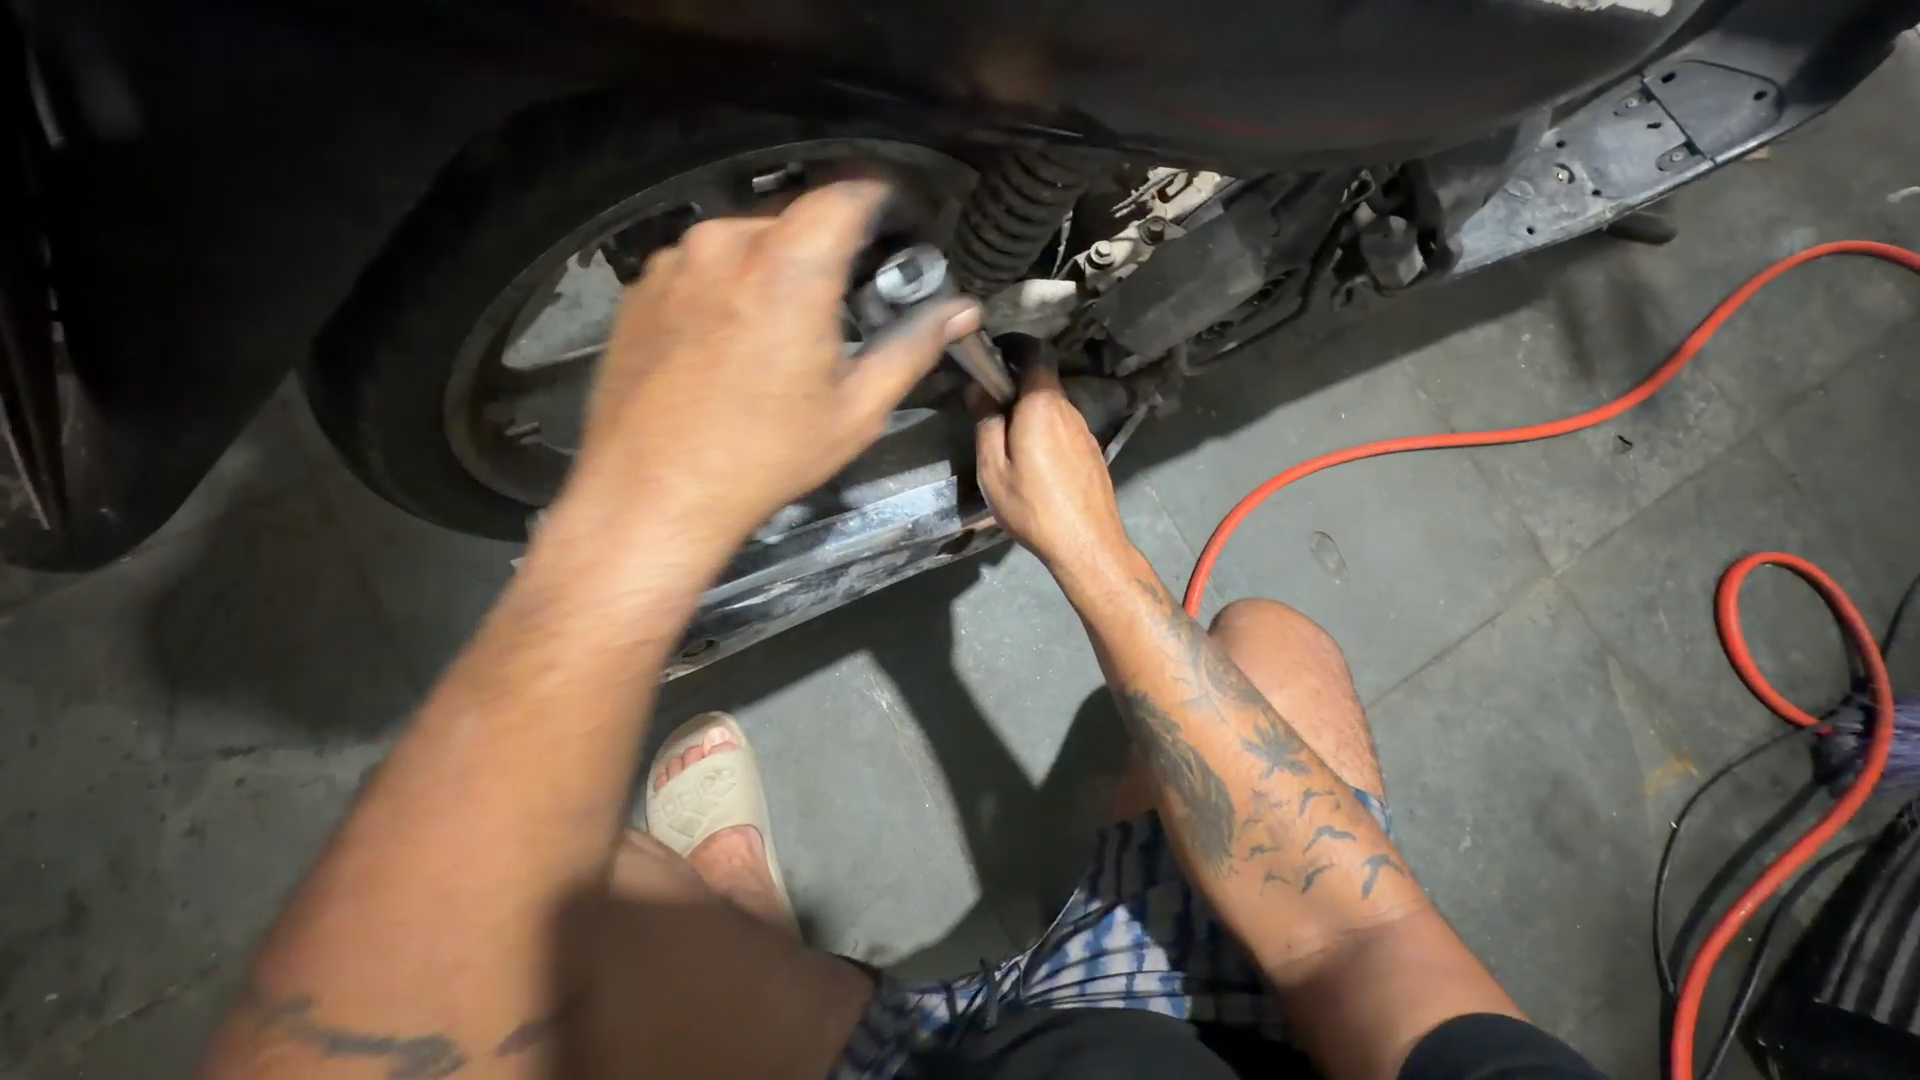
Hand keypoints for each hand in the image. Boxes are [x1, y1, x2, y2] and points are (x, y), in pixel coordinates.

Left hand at [559, 179, 980, 543]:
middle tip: (844, 305)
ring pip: (745, 243)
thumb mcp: (855, 410)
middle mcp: (725, 245)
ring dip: (774, 272)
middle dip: (827, 251)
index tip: (898, 224)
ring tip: (781, 334)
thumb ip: (913, 347)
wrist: (652, 494)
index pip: (848, 192)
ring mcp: (674, 263)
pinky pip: (701, 269)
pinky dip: (727, 290)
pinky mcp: (641, 289)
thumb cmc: (763, 457)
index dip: (882, 200)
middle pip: (795, 218)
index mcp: (788, 267)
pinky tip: (729, 346)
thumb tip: (962, 312)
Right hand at [973, 365, 1132, 578]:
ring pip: (1053, 410)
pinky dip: (1046, 436)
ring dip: (1031, 417)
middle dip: (1016, 389)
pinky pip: (1064, 432)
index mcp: (1042, 405)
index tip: (992, 356)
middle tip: (988, 410)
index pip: (1035, 353)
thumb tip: (978, 388)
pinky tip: (1035, 466)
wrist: (1086, 544)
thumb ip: (985, 422)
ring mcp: (1085, 432)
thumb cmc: (1033, 507)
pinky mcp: (1093, 453)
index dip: (1014, 347)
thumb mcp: (993, 469)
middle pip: (1042, 384)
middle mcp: (1069, 410)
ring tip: (1009, 445)